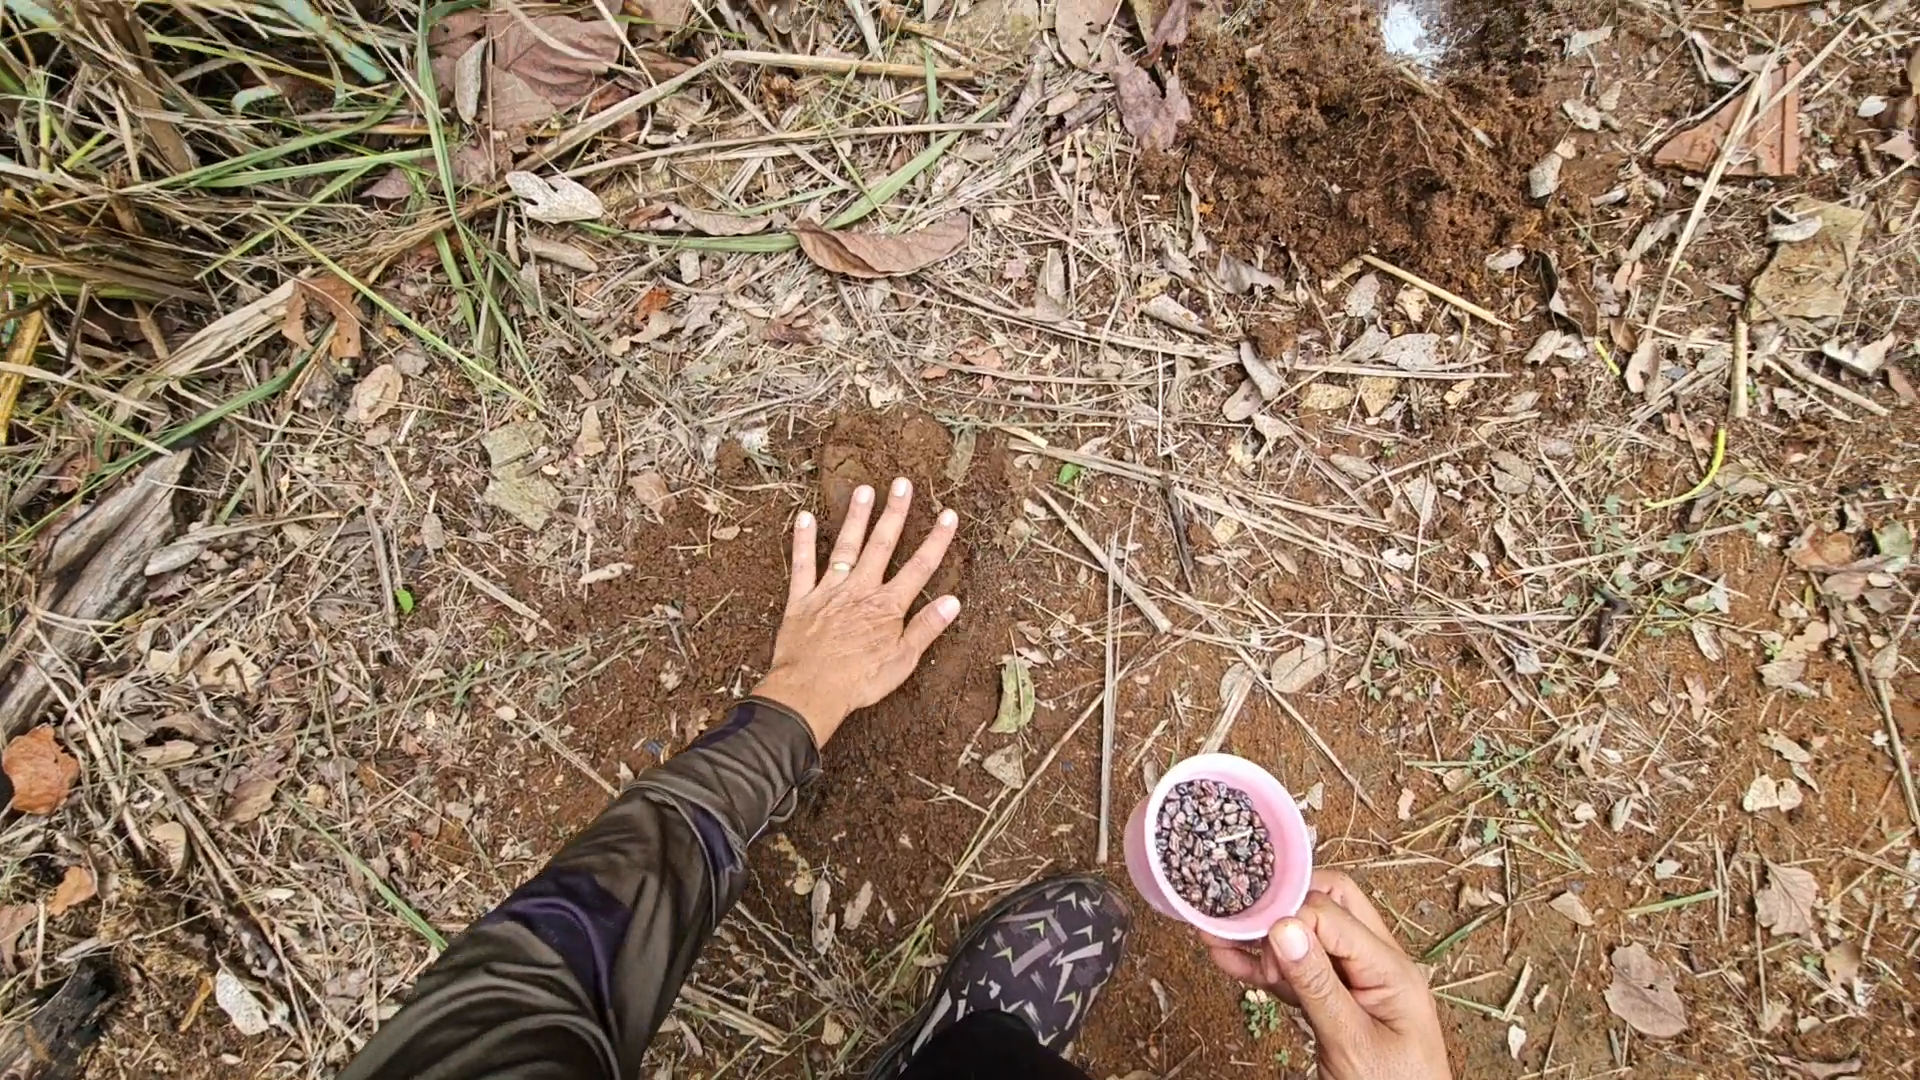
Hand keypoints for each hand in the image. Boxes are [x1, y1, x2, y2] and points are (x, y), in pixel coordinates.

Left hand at [751, 477, 960, 746]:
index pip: (920, 566)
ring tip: (864, 489)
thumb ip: (926, 628)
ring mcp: (830, 591)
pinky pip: (802, 565)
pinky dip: (802, 541)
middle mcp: (861, 590)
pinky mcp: (802, 599)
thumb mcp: (903, 660)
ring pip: (846, 546)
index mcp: (888, 605)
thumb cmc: (859, 681)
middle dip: (895, 513)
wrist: (810, 691)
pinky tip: (803, 517)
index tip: (948, 514)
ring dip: (856, 517)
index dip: (936, 540)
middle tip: (902, 483)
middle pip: (882, 545)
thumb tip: (953, 601)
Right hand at [1202, 870, 1449, 1079]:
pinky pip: (1294, 970)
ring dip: (1261, 936)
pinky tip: (1227, 959)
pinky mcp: (1332, 1000)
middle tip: (1243, 919)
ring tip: (1217, 932)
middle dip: (1280, 904)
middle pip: (1325, 902)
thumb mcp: (1353, 1044)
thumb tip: (1282, 926)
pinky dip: (1261, 966)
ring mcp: (1354, 981)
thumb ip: (1318, 985)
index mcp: (1390, 968)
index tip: (1260, 943)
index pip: (1331, 912)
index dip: (1289, 918)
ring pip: (1305, 934)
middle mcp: (1374, 964)